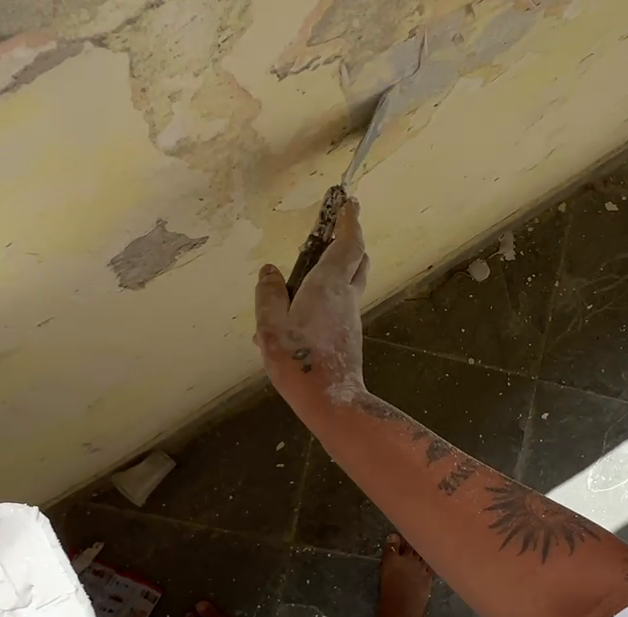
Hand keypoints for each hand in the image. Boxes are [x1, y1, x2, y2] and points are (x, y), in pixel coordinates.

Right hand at [256, 198, 370, 417]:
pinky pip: (342, 306)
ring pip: (352, 284)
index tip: (350, 203)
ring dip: (340, 269)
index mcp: (328, 286)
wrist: (331, 401)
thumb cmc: (299, 362)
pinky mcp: (350, 336)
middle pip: (358, 261)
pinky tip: (303, 312)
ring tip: (312, 268)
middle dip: (350, 241)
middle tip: (334, 229)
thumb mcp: (270, 326)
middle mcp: (346, 298)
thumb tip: (270, 272)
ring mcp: (351, 318)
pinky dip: (330, 296)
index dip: (350, 221)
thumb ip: (269, 295)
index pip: (347, 244)